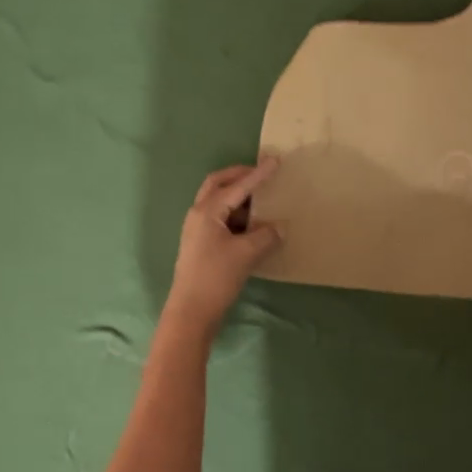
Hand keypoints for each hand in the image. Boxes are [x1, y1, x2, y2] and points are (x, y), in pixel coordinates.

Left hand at [165, 160, 281, 332]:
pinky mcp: (200, 246)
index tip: (275, 161)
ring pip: (218, 203)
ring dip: (238, 197)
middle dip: (239, 176)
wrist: (191, 311)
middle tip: (260, 173)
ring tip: (261, 200)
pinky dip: (236, 216)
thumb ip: (266, 236)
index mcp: (207, 211)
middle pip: (218, 185)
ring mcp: (197, 231)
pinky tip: (252, 226)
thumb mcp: (246, 254)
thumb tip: (280, 226)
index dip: (258, 174)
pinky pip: (220, 220)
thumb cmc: (216, 277)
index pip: (237, 186)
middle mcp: (198, 215)